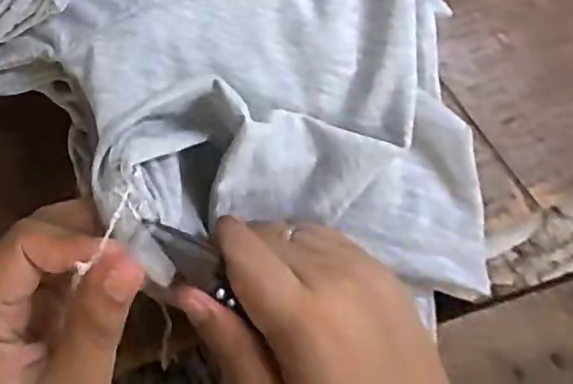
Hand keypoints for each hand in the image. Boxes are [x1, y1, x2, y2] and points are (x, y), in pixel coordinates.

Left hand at [0, 199, 146, 383]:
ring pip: (45, 250)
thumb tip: (129, 256)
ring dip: (87, 243)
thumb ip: (95, 325)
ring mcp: (7, 307)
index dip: (70, 238)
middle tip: (134, 232)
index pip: (22, 245)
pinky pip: (56, 277)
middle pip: (31, 238)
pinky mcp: (29, 320)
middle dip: (80, 230)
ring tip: (131, 245)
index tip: (121, 250)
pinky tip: (117, 271)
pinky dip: (88, 268)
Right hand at [173, 218, 447, 383]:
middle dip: (249, 258)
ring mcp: (367, 266)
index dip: (218, 252)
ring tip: (291, 300)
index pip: (238, 236)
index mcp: (304, 312)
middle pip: (265, 230)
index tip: (217, 282)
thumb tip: (184, 289)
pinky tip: (321, 294)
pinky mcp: (389, 271)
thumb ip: (231, 345)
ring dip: (282, 253)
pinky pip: (330, 237)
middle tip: (254, 306)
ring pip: (295, 228)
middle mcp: (334, 272)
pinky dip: (313, 253)